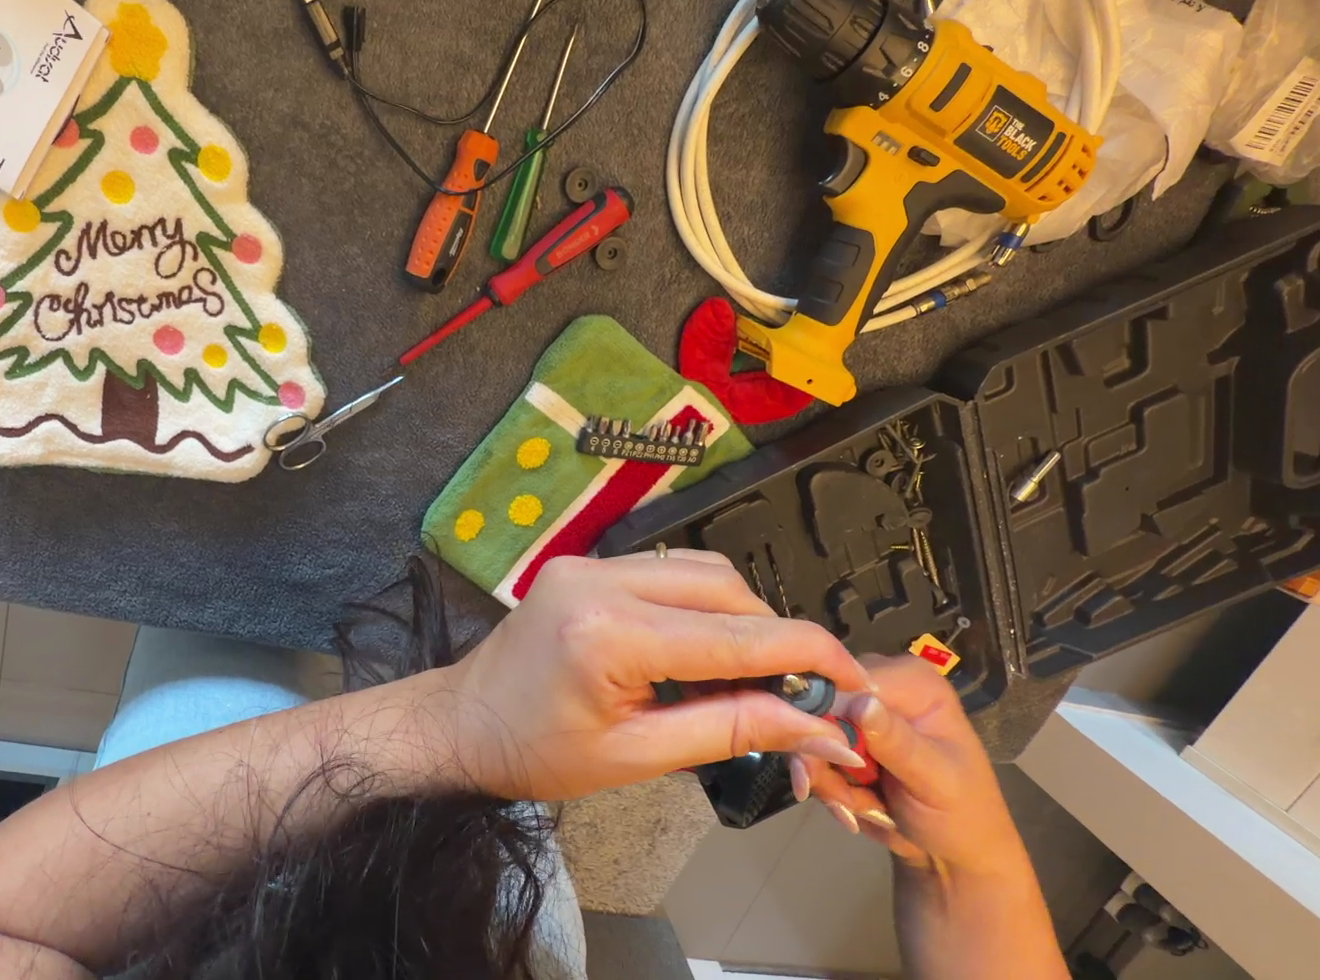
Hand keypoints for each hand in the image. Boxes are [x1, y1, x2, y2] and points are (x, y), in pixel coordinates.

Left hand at [434, 551, 875, 801]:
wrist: (464, 721)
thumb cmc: (538, 754)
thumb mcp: (637, 756)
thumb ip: (729, 730)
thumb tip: (815, 725)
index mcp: (609, 634)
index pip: (735, 636)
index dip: (808, 656)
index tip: (855, 680)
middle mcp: (600, 579)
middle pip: (723, 589)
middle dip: (774, 635)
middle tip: (799, 688)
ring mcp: (588, 563)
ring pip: (699, 570)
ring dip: (740, 615)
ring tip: (752, 672)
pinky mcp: (583, 563)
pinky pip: (664, 570)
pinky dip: (700, 602)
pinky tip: (704, 644)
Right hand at [796, 654, 1028, 879]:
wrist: (954, 854)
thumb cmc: (962, 816)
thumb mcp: (937, 781)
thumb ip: (898, 742)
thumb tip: (860, 703)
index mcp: (911, 680)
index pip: (846, 680)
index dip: (830, 718)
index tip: (837, 765)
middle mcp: (878, 684)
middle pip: (817, 704)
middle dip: (825, 758)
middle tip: (850, 801)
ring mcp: (856, 710)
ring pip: (807, 732)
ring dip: (826, 777)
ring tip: (861, 807)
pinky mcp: (840, 735)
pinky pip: (809, 751)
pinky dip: (825, 782)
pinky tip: (853, 804)